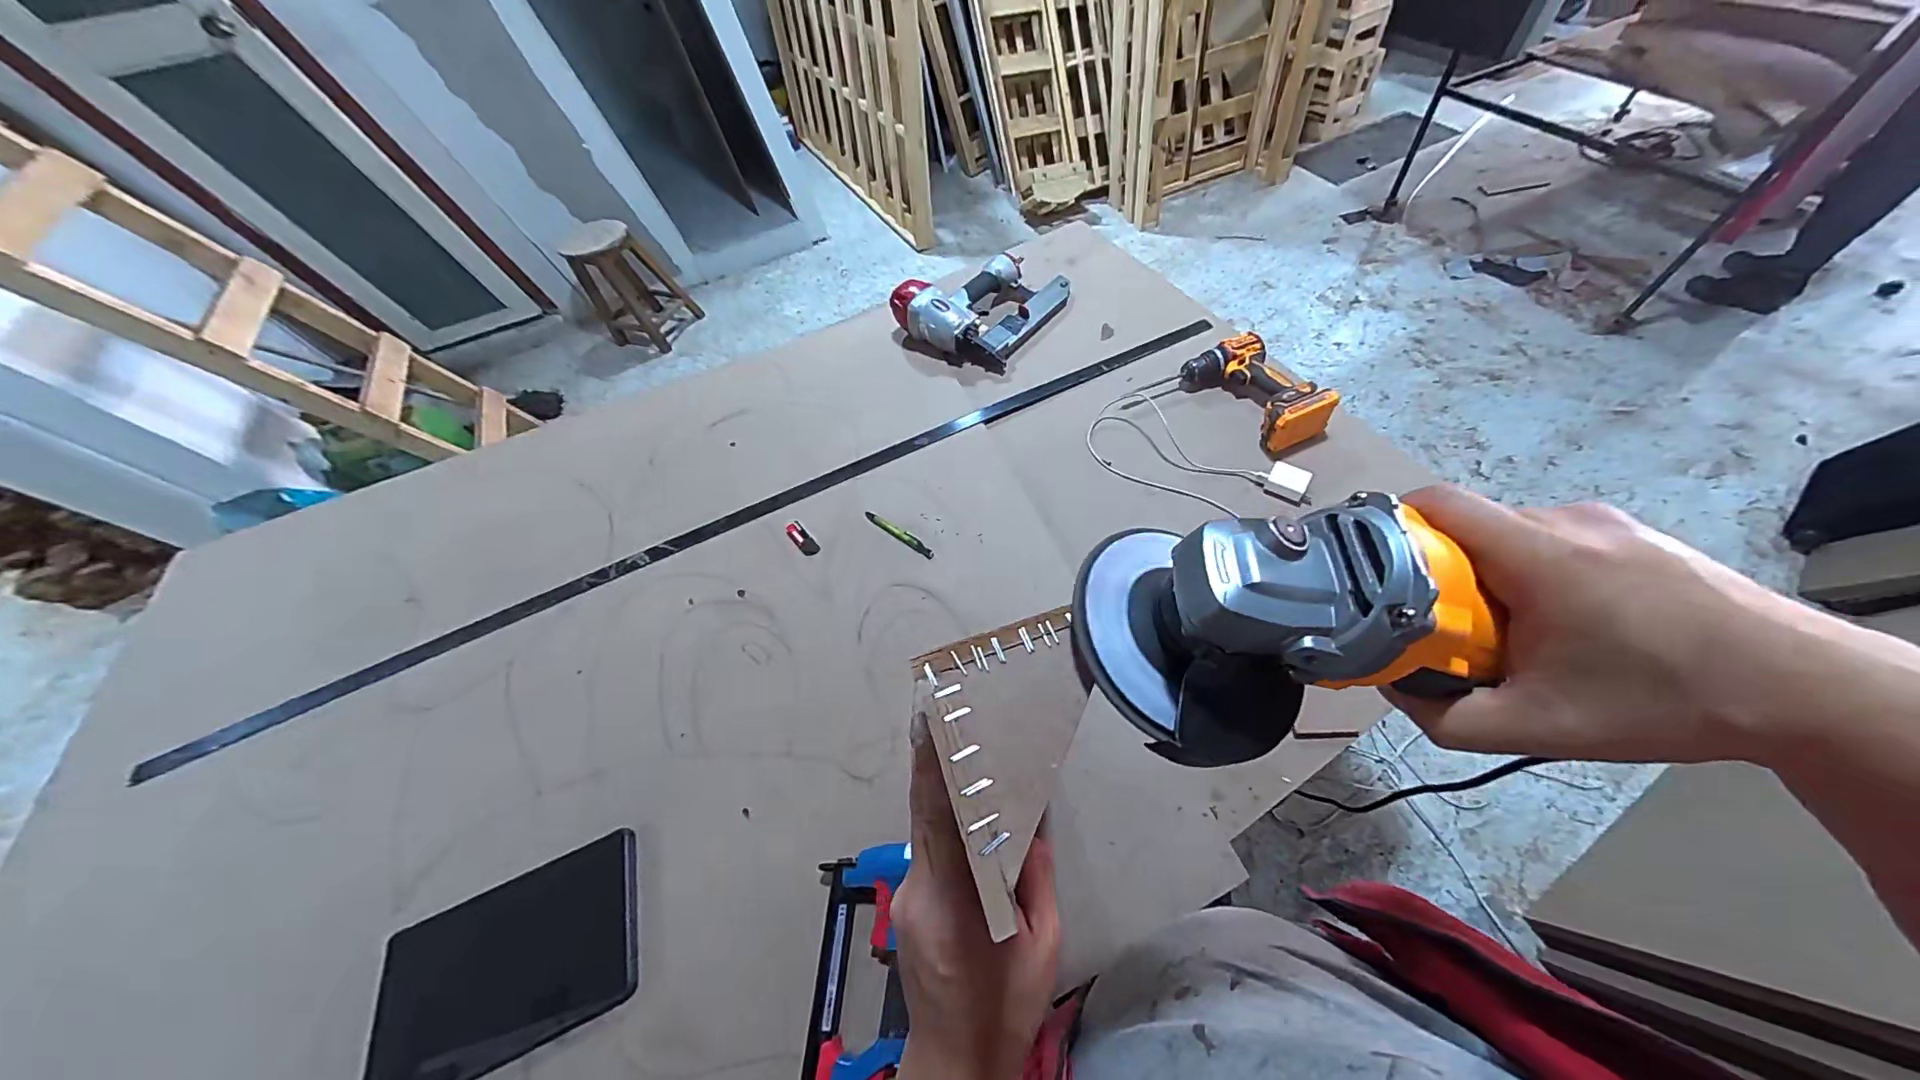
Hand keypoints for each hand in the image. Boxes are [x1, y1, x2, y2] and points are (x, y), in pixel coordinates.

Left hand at [892, 710, 1059, 1079]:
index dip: (933, 768)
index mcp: (950, 901)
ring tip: (961, 751)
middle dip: (932, 762)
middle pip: (922, 813)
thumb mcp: (1042, 944)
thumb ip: (1036, 876)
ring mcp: (905, 895)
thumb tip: (1035, 817)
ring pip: (922, 828)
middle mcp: (916, 890)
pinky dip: (941, 820)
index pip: (936, 818)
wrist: (955, 1056)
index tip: (934, 725)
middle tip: (945, 716)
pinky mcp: (906, 900)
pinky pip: (925, 848)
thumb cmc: (1005, 1006)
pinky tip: (962, 807)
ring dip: (939, 790)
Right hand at [1384, 485, 1854, 765]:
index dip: (1393, 524)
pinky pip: (1551, 540)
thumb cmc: (1664, 700)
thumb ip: (1444, 716)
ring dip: (1490, 574)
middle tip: (1449, 624)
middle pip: (1468, 525)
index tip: (1377, 566)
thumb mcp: (1535, 727)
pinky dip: (1532, 573)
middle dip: (1442, 570)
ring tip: (1510, 629)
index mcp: (1536, 553)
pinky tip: (1563, 621)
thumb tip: (1396, 689)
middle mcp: (1566, 521)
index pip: (1437, 503)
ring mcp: (1605, 523)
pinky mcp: (1634, 534)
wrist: (1808, 692)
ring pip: (1510, 534)